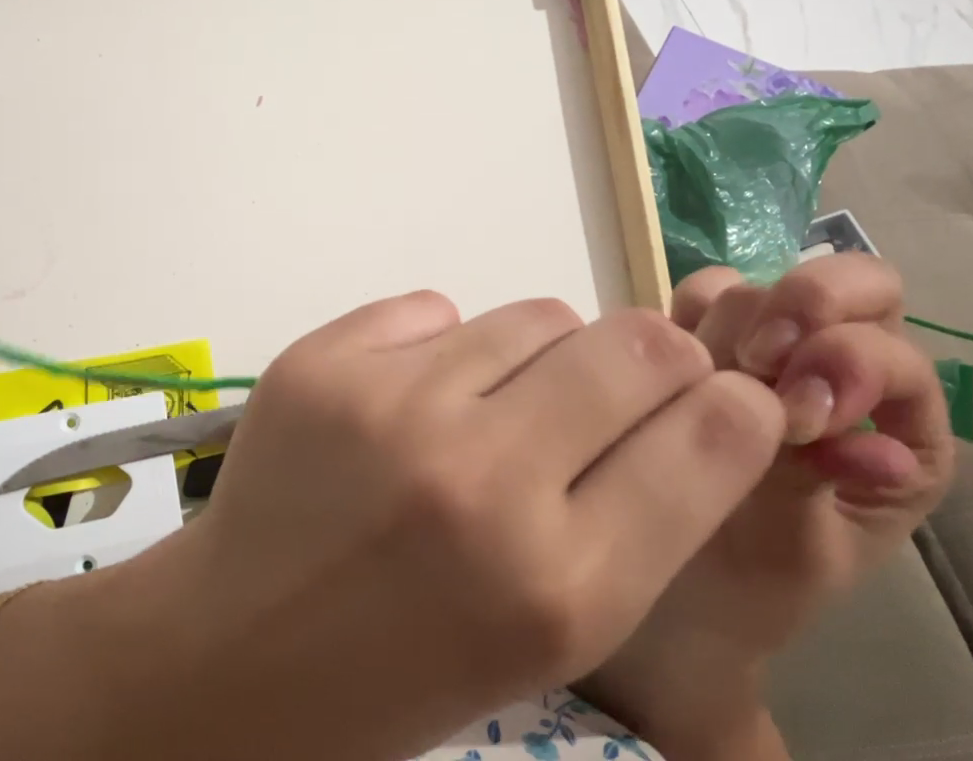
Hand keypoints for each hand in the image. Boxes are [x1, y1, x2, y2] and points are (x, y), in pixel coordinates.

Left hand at [0, 292, 789, 760]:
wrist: (237, 648)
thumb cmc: (404, 664)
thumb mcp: (548, 633)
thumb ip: (635, 519)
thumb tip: (699, 399)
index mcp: (560, 587)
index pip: (715, 436)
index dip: (736, 407)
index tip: (722, 402)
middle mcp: (481, 481)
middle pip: (639, 346)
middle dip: (656, 360)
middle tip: (615, 389)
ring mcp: (392, 406)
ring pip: (539, 315)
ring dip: (542, 355)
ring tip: (493, 408)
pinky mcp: (323, 362)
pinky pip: (439, 309)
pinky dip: (445, 346)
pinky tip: (409, 401)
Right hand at [578, 256, 955, 754]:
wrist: (670, 608)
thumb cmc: (751, 592)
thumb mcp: (801, 550)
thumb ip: (807, 470)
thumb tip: (814, 399)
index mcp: (896, 431)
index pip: (895, 352)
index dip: (852, 359)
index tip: (796, 410)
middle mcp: (836, 377)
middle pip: (849, 286)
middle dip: (804, 304)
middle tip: (753, 359)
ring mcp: (760, 356)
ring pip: (759, 286)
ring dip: (731, 322)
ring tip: (700, 386)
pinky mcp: (695, 350)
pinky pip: (692, 299)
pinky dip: (681, 316)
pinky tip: (665, 367)